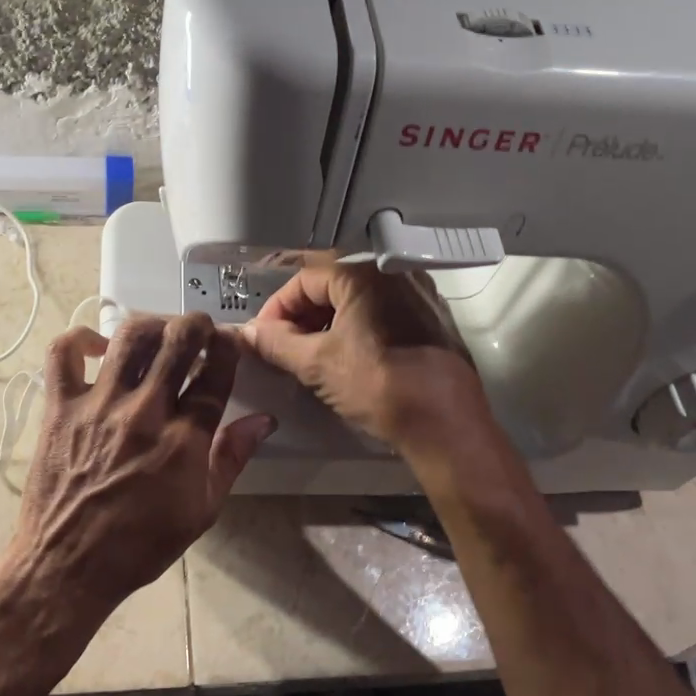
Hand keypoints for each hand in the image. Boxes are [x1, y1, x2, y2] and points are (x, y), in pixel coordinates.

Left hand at [8, 314, 275, 610]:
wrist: (69, 566)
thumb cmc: (140, 545)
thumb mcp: (201, 511)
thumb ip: (232, 459)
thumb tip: (263, 420)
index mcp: (184, 439)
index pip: (215, 372)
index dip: (227, 347)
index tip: (228, 343)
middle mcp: (144, 412)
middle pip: (178, 341)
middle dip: (196, 325)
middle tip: (197, 331)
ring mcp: (98, 406)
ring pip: (129, 337)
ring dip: (151, 325)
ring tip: (157, 335)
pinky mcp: (60, 408)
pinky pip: (64, 355)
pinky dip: (80, 339)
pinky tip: (96, 347)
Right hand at [241, 261, 485, 450]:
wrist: (444, 421)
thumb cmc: (378, 385)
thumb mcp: (316, 364)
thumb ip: (277, 343)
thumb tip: (250, 334)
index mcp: (365, 274)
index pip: (304, 279)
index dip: (277, 308)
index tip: (263, 337)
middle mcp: (395, 275)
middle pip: (332, 286)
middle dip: (301, 316)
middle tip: (283, 349)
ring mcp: (419, 297)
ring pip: (358, 302)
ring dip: (328, 325)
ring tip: (310, 358)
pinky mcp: (432, 322)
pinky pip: (383, 315)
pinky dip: (358, 331)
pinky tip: (347, 362)